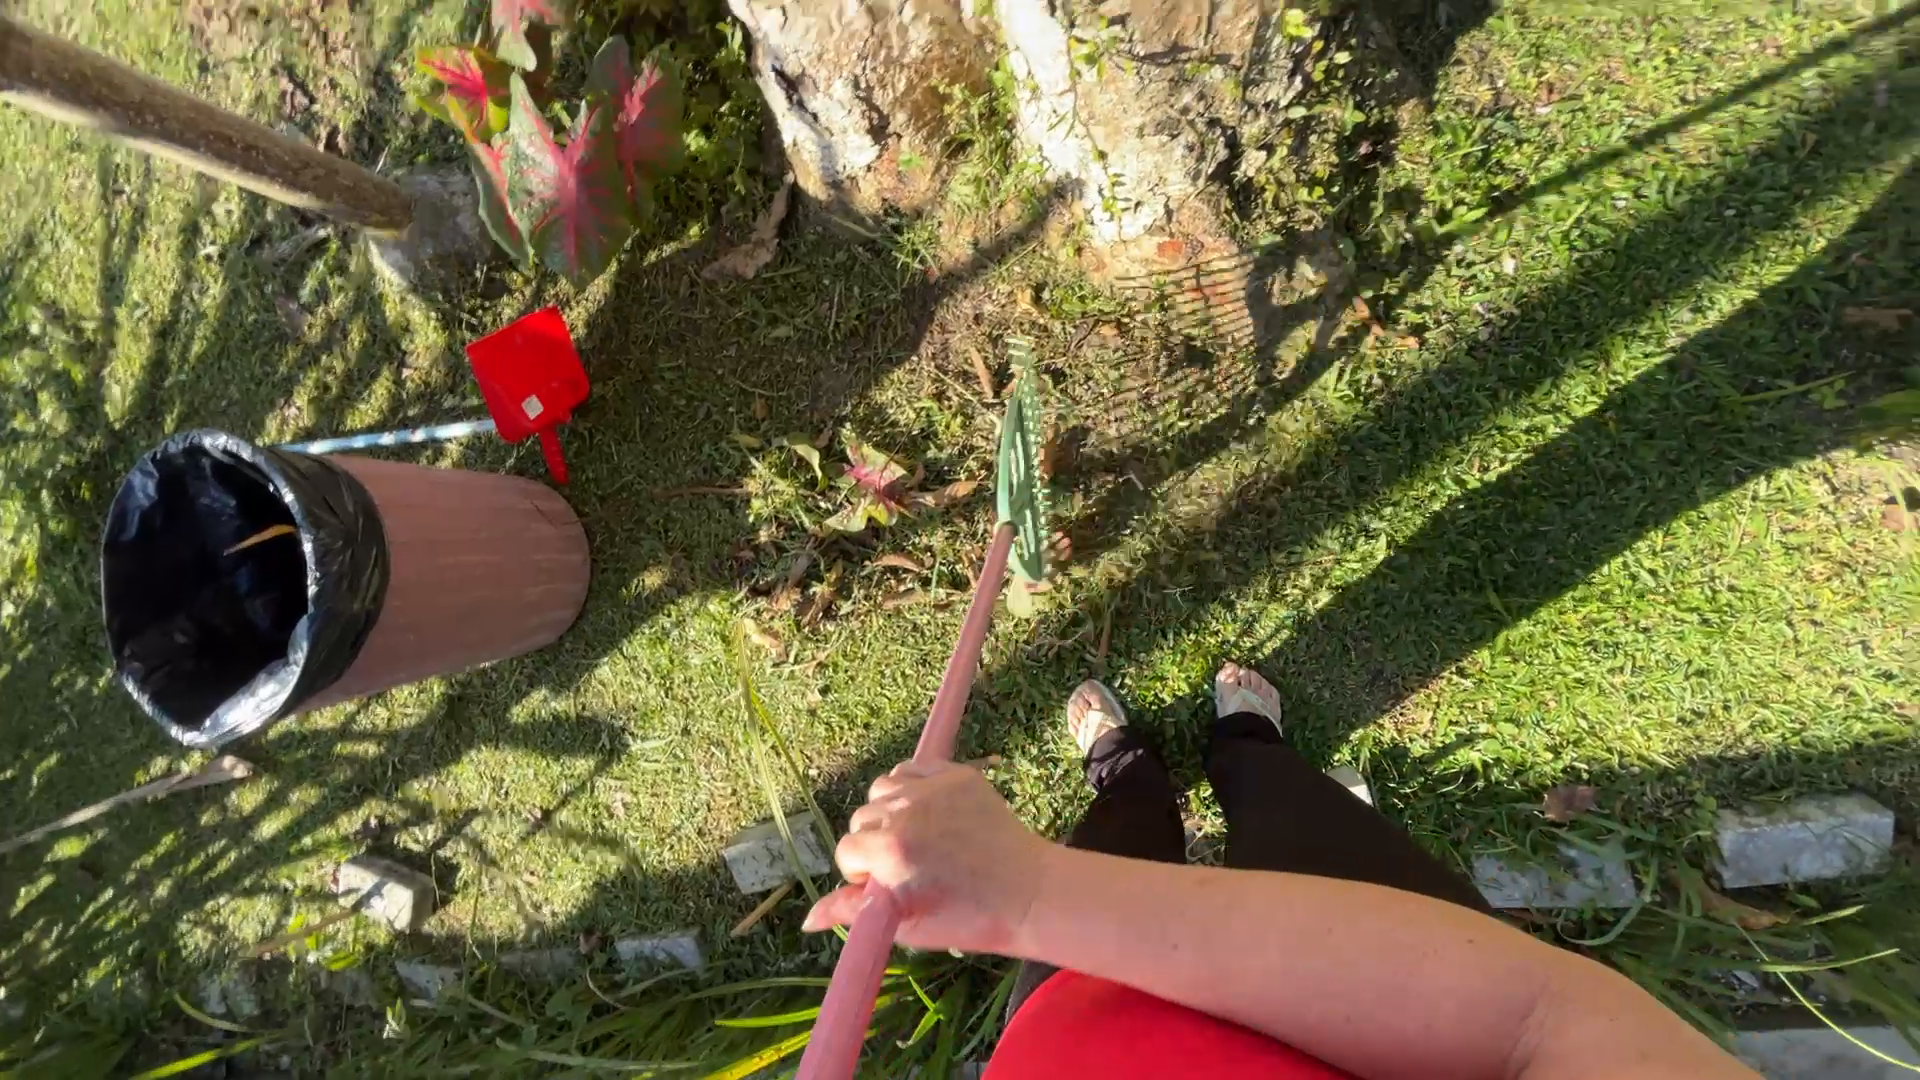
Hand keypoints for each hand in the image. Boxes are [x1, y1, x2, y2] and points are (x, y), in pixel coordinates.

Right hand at [802, 759, 1049, 955]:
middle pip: (862, 817)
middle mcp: (906, 812)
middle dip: (874, 841)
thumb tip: (808, 918)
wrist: (1028, 891)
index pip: (847, 849)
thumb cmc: (968, 917)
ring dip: (890, 810)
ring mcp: (932, 788)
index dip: (861, 872)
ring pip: (883, 789)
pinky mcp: (956, 773)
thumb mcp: (906, 924)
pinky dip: (911, 785)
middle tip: (907, 862)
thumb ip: (854, 912)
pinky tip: (928, 809)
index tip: (887, 884)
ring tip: (917, 834)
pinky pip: (911, 768)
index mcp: (891, 851)